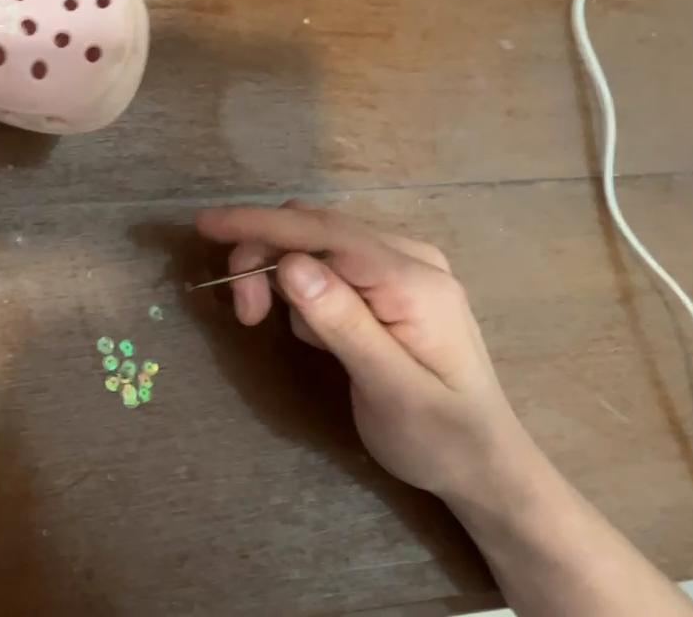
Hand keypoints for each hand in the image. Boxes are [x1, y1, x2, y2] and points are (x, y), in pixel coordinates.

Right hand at [196, 202, 541, 504]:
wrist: (487, 468)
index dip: (258, 224)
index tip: (206, 224)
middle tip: (245, 314)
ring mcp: (400, 267)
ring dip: (276, 273)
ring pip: (313, 242)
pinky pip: (325, 263)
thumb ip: (342, 323)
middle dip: (262, 256)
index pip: (322, 232)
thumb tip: (290, 265)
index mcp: (413, 279)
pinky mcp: (387, 283)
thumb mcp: (389, 389)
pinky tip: (309, 331)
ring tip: (263, 321)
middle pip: (312, 228)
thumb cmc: (440, 438)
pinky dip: (298, 287)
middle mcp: (407, 258)